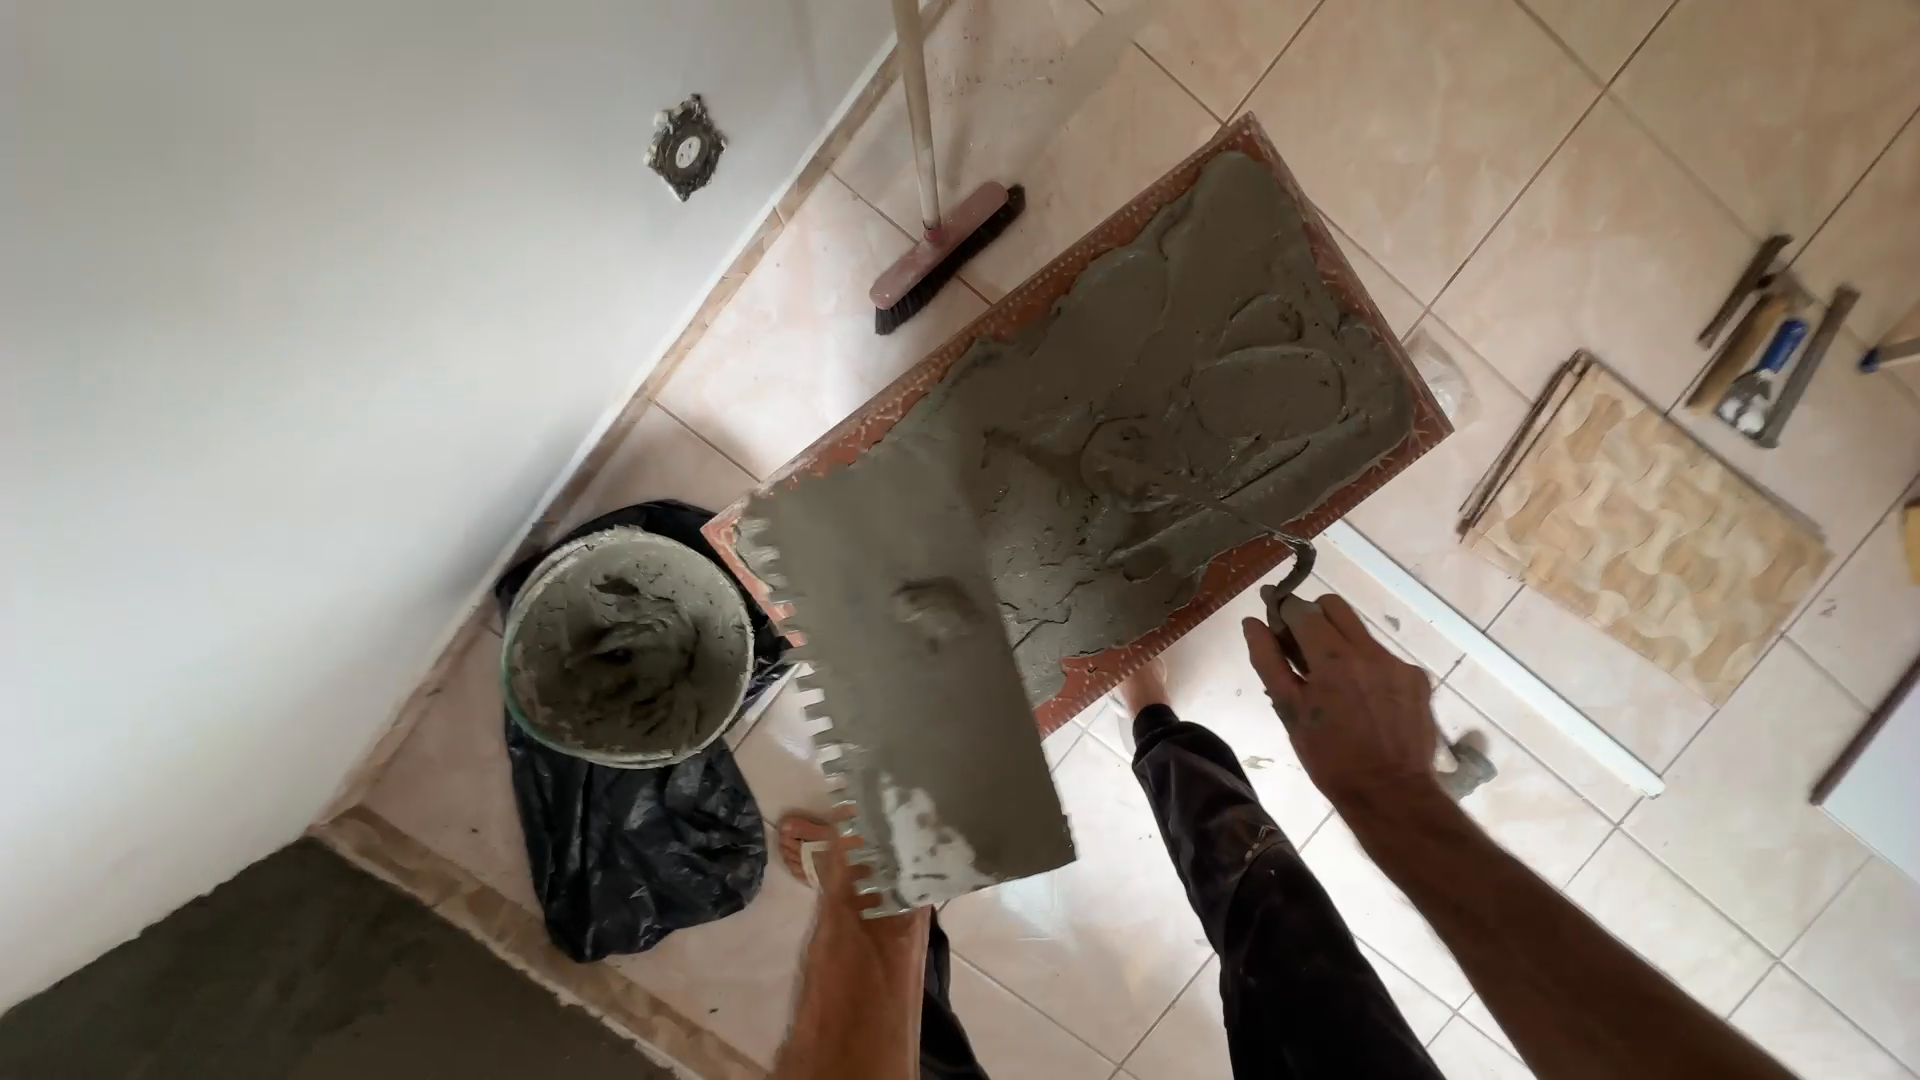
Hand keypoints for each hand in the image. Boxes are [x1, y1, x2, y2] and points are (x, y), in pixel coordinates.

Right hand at [1240, 591, 1438, 805]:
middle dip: (1311, 617)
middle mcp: (1369, 651)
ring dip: (1338, 642)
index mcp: (1333, 658)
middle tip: (1300, 647)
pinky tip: (1361, 698)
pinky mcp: (1417, 679)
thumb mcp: (1288, 709)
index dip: (1282, 611)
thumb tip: (1252, 623)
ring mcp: (1398, 664)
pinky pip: (1382, 656)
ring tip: (1331, 681)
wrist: (1391, 793)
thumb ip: (1268, 659)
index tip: (1273, 620)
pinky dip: (1365, 667)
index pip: (1302, 609)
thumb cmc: (1328, 755)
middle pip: (1334, 607)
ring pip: (1359, 631)